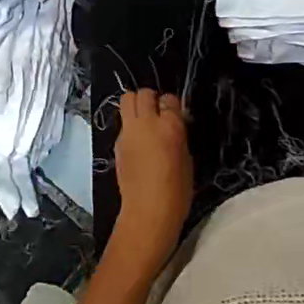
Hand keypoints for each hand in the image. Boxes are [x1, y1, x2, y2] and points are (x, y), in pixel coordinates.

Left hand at [113, 89, 191, 247]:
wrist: (148, 210)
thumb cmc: (177, 190)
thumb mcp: (187, 158)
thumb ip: (179, 135)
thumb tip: (175, 124)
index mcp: (170, 126)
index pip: (169, 99)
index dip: (172, 105)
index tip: (175, 114)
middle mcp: (146, 123)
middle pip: (143, 93)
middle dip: (151, 98)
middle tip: (158, 112)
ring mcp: (128, 132)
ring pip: (126, 100)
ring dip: (136, 106)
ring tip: (145, 122)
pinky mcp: (116, 143)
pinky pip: (123, 123)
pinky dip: (130, 125)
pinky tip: (138, 141)